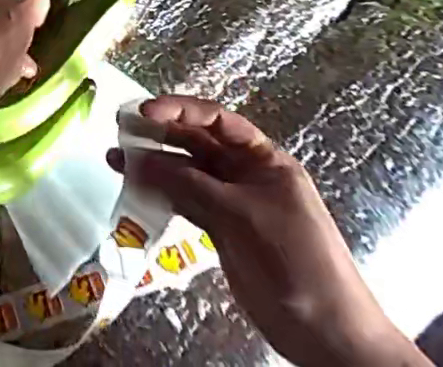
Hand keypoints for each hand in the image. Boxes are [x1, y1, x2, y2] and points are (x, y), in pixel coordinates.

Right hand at [108, 96, 431, 366]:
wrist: (326, 333)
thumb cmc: (294, 259)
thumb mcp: (242, 215)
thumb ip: (191, 185)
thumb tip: (141, 160)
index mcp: (263, 158)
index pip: (217, 119)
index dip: (180, 110)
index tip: (146, 112)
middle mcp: (245, 173)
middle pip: (198, 143)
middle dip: (161, 134)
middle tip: (121, 129)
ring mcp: (232, 202)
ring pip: (187, 173)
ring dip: (154, 165)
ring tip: (115, 158)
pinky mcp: (221, 230)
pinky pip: (186, 202)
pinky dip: (162, 195)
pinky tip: (136, 189)